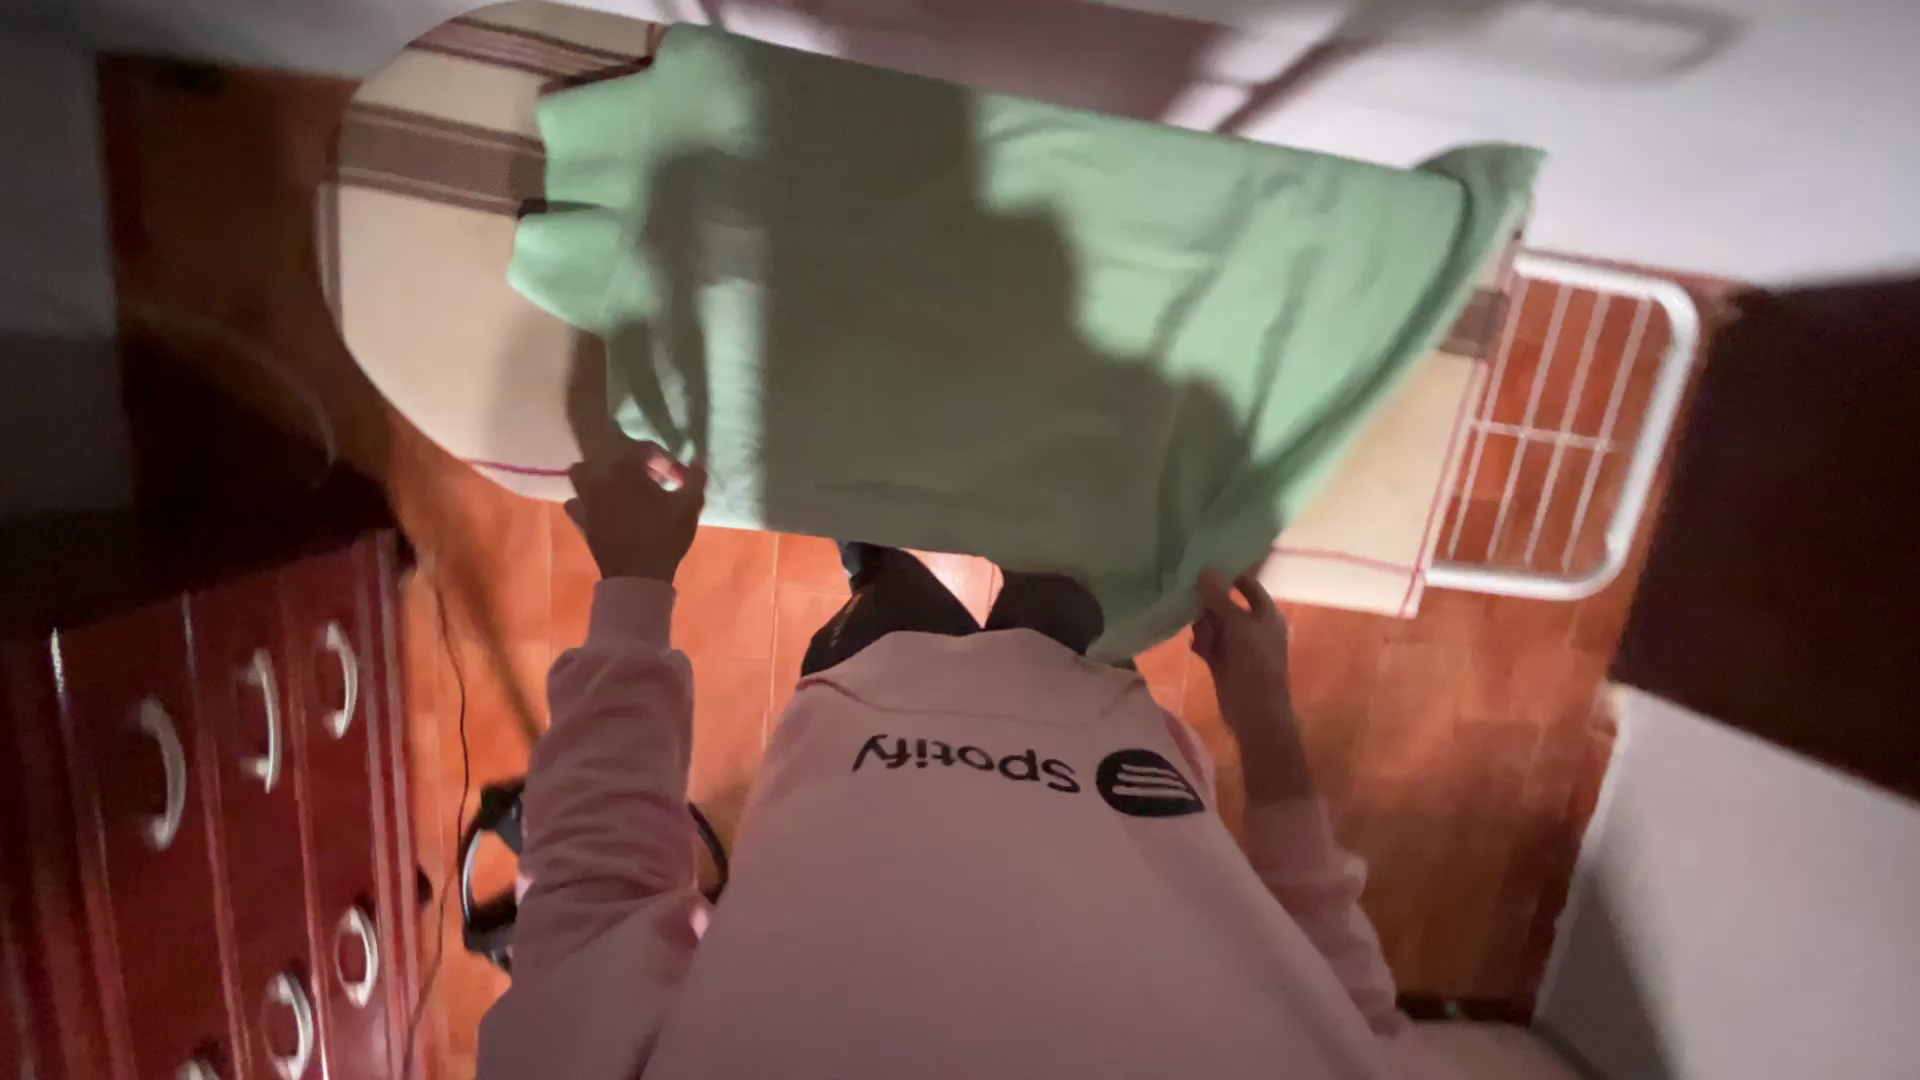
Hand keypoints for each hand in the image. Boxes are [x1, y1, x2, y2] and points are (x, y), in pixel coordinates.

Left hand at [564, 441, 706, 582]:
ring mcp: (585, 498)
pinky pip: (576, 502)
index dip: (667, 460)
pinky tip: (601, 508)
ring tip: (621, 487)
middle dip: (633, 462)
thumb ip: (695, 477)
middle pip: (611, 454)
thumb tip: (698, 459)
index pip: (646, 448)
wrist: (638, 575)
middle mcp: (599, 476)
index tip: (681, 478)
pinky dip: (587, 501)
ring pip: (584, 472)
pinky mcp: (580, 520)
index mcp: (625, 467)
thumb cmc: (665, 535)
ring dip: (601, 474)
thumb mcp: (690, 505)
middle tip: (654, 479)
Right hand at [1191, 568, 1312, 801]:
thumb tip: (1205, 567)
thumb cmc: (1255, 667)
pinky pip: (1208, 642)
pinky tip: (1197, 649)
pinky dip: (1202, 642)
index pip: (1245, 584)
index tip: (1201, 566)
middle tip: (1190, 604)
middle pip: (1224, 603)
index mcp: (1266, 614)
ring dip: (1203, 626)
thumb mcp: (1238, 628)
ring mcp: (1238, 644)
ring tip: (1201, 638)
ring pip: (1213, 623)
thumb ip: (1220, 598)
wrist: (1256, 715)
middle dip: (1208, 604)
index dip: (1227, 575)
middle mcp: (1253, 625)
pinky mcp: (1224, 661)